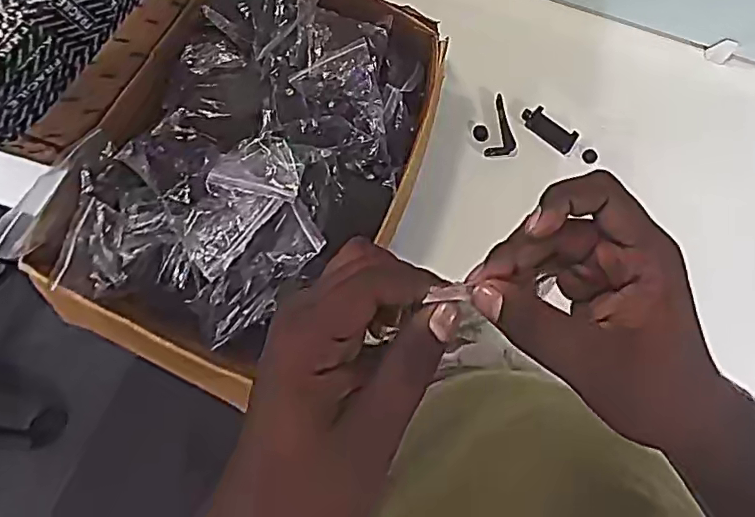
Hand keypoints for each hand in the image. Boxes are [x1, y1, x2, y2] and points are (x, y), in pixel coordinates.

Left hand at [206, 239, 458, 516]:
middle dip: (408, 281)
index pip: (373, 277)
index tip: (456, 305)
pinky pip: (349, 298)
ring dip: (396, 291)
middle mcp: (297, 315)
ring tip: (426, 328)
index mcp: (306, 333)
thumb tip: (446, 310)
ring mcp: (298, 324)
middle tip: (442, 315)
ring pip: (357, 273)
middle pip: (362, 263)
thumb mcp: (371, 435)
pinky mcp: (305, 337)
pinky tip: (400, 341)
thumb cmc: (307, 492)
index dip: (419, 284)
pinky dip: (382, 306)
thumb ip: (410, 365)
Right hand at [467, 170, 731, 458]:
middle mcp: (630, 252)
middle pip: (568, 223)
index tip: (533, 228)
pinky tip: (511, 296)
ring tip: (493, 285)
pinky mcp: (599, 287)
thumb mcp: (591, 360)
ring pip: (558, 245)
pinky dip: (531, 281)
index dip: (562, 203)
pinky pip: (558, 269)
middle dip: (526, 244)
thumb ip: (534, 324)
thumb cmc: (667, 393)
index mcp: (645, 253)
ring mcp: (613, 269)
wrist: (688, 428)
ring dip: (523, 262)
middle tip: (493, 273)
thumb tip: (491, 295)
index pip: (602, 196)